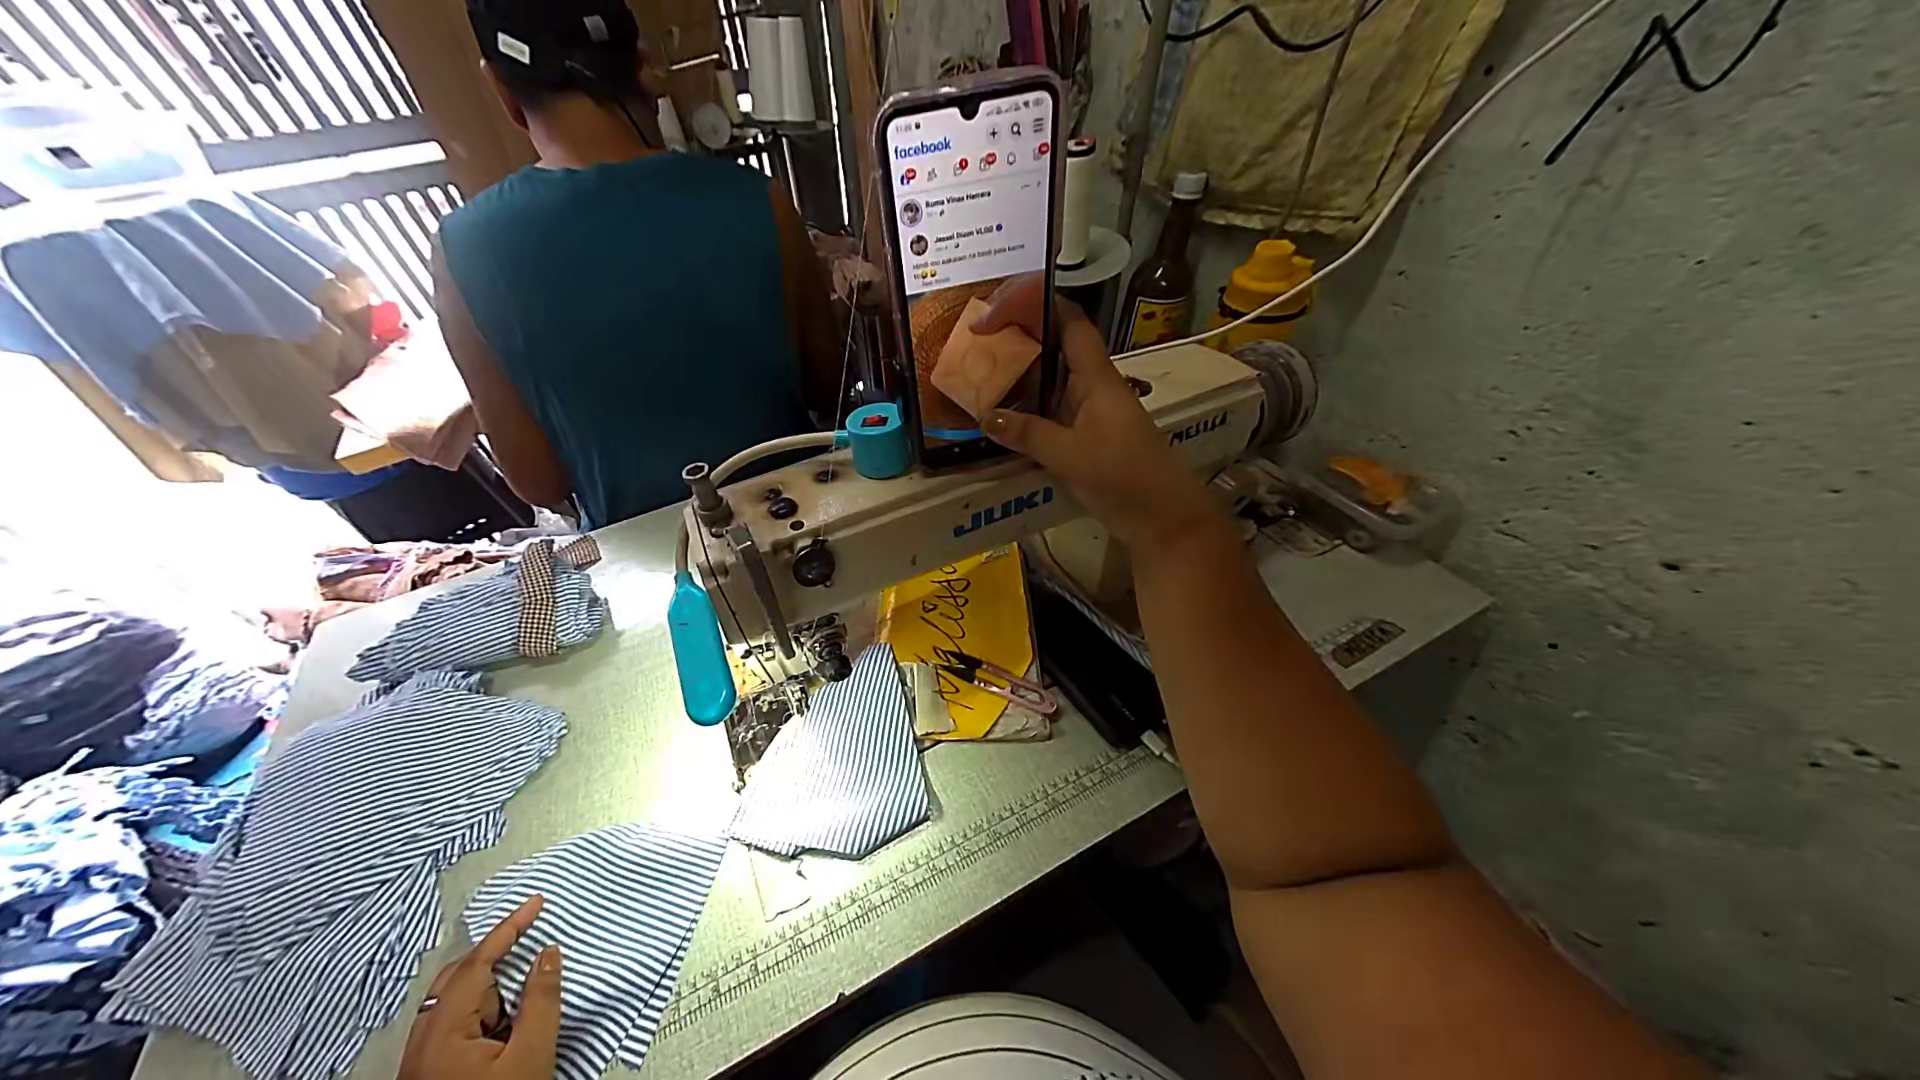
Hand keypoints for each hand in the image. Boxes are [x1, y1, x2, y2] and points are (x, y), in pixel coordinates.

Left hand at [398, 895, 561, 1079]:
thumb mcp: (531, 1053)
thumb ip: (542, 997)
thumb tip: (548, 954)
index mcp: (442, 1032)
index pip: (479, 962)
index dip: (510, 927)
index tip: (537, 902)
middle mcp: (422, 1041)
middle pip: (459, 978)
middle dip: (499, 956)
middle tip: (534, 938)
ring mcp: (421, 1060)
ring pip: (457, 1002)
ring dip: (493, 990)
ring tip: (524, 1003)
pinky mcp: (428, 1073)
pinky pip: (456, 1024)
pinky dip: (485, 1012)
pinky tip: (506, 1026)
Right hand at [971, 274, 1223, 554]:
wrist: (1164, 520)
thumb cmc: (1126, 478)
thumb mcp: (1072, 456)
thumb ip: (1030, 435)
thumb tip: (987, 418)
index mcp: (1097, 380)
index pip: (1072, 325)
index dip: (1042, 304)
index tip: (1003, 300)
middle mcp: (1092, 390)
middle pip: (1054, 353)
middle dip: (1019, 342)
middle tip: (977, 340)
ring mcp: (1088, 417)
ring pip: (1049, 387)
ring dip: (1019, 380)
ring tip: (978, 374)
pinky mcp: (1084, 441)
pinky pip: (1049, 417)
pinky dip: (1025, 415)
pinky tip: (999, 421)